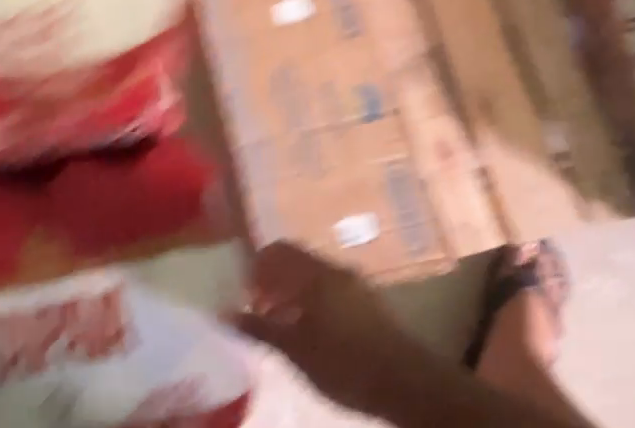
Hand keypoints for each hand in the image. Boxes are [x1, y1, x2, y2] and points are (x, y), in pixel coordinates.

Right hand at [233, 242, 430, 416]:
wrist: (407, 384)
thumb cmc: (344, 363)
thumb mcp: (296, 351)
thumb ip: (261, 329)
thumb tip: (227, 314)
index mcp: (316, 273)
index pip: (278, 250)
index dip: (257, 267)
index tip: (245, 293)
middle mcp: (336, 270)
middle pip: (297, 261)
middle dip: (274, 281)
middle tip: (260, 309)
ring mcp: (357, 285)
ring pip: (315, 277)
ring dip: (294, 293)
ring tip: (282, 324)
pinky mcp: (370, 304)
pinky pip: (332, 290)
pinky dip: (314, 302)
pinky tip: (311, 332)